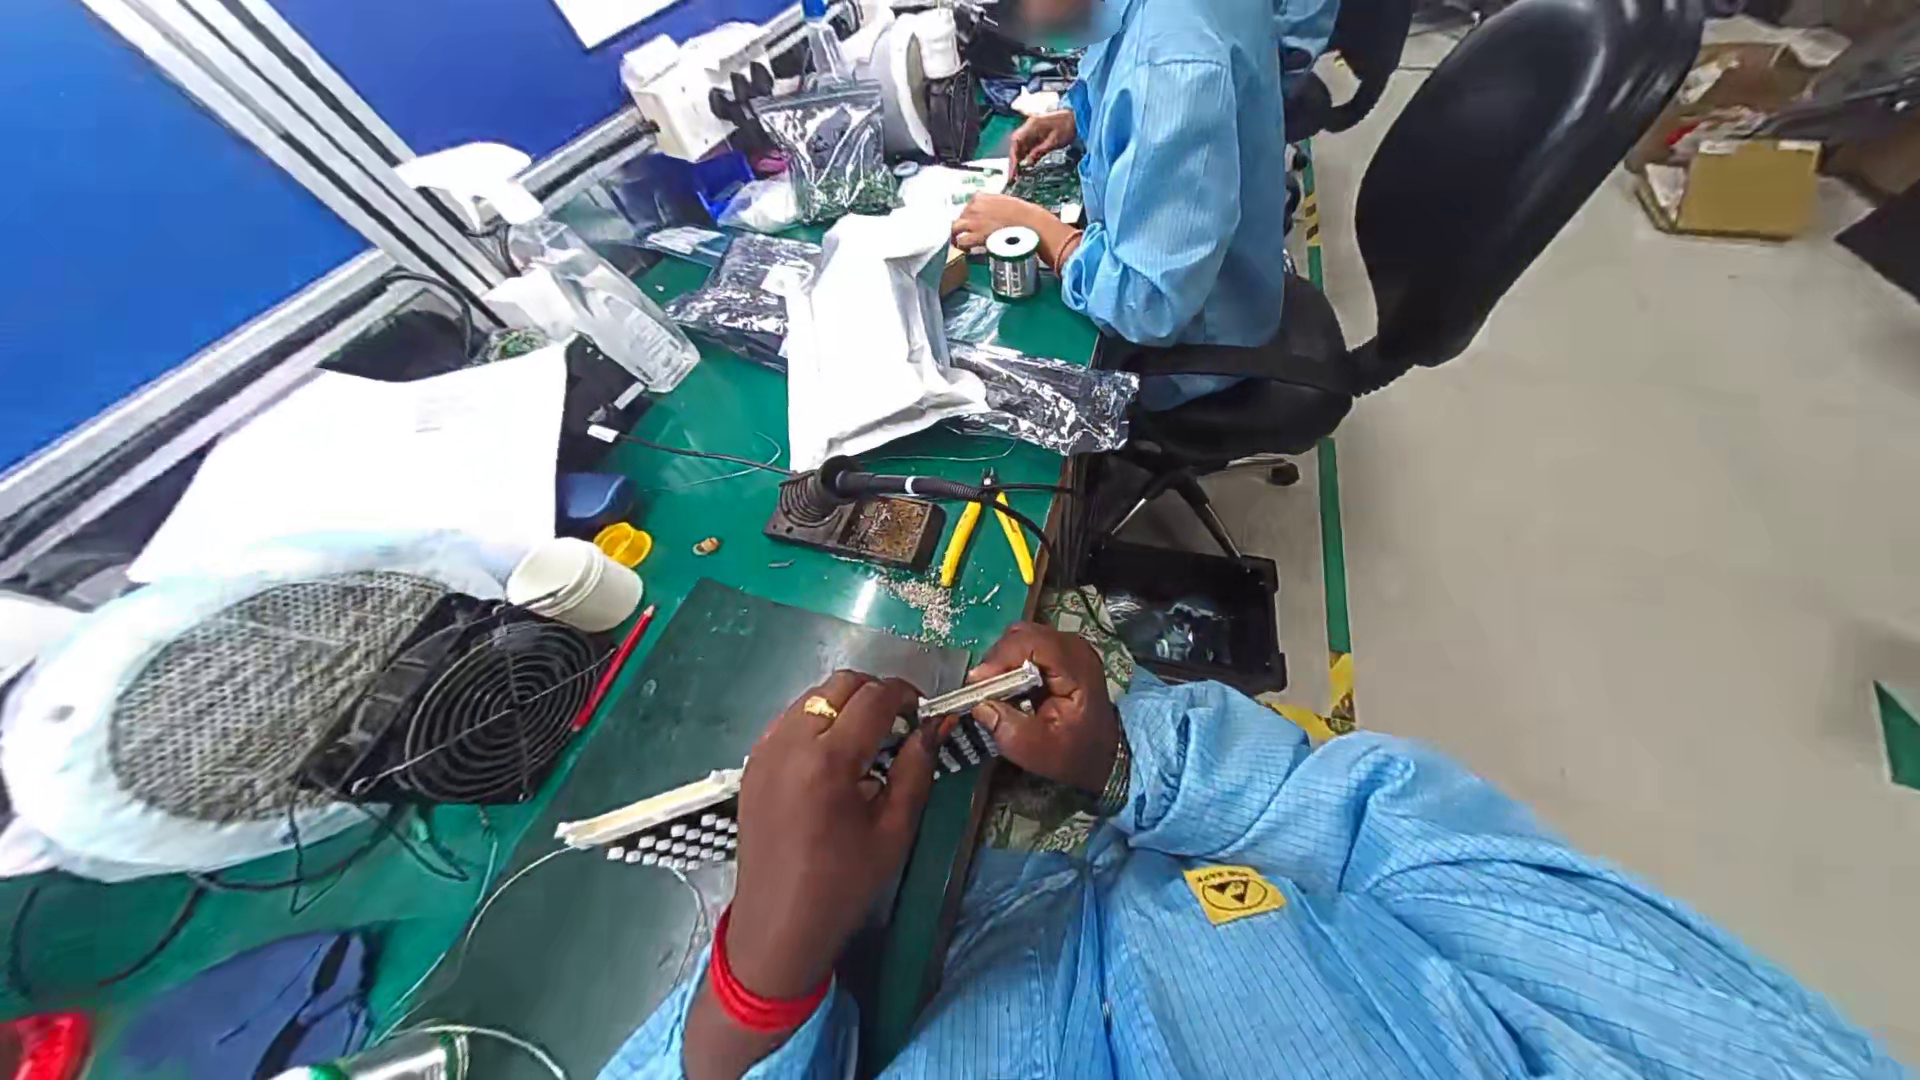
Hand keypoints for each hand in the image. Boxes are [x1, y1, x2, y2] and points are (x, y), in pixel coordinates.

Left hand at [726, 672, 939, 998]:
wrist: (777, 927)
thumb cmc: (843, 884)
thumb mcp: (895, 829)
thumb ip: (917, 767)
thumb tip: (935, 724)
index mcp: (828, 761)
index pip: (874, 697)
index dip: (906, 696)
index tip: (921, 714)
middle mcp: (791, 742)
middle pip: (842, 683)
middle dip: (876, 693)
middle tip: (897, 723)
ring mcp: (766, 748)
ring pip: (815, 694)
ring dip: (847, 702)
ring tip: (866, 738)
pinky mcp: (753, 760)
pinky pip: (792, 716)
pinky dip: (818, 718)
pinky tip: (832, 751)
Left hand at [951, 192, 1053, 250]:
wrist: (1027, 222)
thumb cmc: (1019, 213)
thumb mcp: (1002, 201)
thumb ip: (990, 206)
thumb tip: (987, 215)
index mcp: (979, 196)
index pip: (966, 207)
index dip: (968, 218)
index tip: (973, 225)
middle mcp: (972, 207)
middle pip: (958, 218)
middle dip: (961, 227)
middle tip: (966, 236)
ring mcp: (972, 221)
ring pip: (954, 229)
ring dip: (956, 236)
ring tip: (963, 244)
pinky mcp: (975, 235)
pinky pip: (961, 241)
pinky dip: (962, 246)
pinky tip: (967, 250)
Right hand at [968, 623, 1117, 793]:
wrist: (1100, 754)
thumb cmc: (1073, 752)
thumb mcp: (1039, 752)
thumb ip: (1008, 730)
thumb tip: (980, 706)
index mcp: (1077, 669)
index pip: (1033, 643)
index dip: (1002, 657)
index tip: (979, 682)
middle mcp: (1074, 648)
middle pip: (1024, 634)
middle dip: (998, 658)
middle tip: (984, 686)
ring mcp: (1068, 646)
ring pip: (1022, 635)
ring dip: (1003, 658)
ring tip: (995, 685)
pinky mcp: (1060, 651)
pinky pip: (1027, 643)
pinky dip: (1011, 659)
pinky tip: (1009, 683)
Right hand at [1008, 110, 1075, 177]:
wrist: (1076, 119)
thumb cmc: (1067, 127)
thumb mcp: (1054, 141)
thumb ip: (1040, 151)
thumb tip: (1028, 163)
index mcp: (1032, 125)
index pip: (1016, 141)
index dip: (1014, 156)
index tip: (1014, 170)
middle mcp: (1029, 127)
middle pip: (1016, 145)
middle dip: (1013, 161)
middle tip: (1013, 177)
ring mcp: (1032, 131)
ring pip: (1020, 147)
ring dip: (1017, 161)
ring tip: (1016, 176)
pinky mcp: (1036, 136)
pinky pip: (1026, 147)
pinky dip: (1024, 158)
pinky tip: (1023, 168)